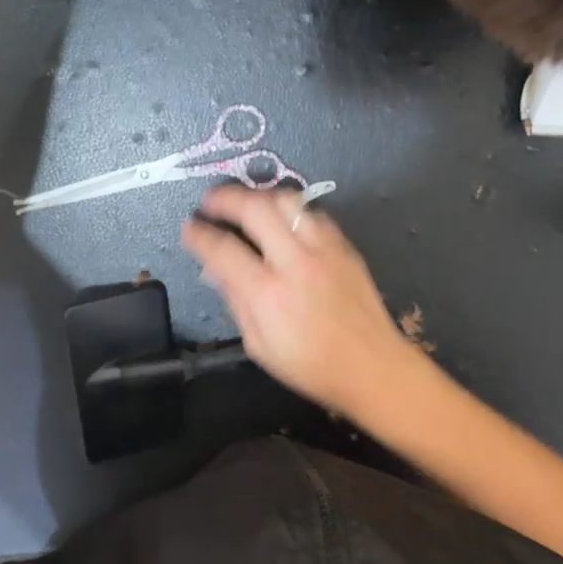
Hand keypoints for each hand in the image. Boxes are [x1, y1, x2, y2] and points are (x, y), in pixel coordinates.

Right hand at [182, 186, 428, 416]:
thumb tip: (214, 269)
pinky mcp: (344, 246)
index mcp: (268, 295)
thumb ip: (236, 301)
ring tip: (246, 203)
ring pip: (286, 200)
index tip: (189, 227)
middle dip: (225, 198)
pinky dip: (291, 210)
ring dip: (258, 196)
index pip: (223, 249)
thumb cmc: (311, 366)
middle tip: (210, 201)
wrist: (373, 367)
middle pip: (254, 209)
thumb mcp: (259, 346)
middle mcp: (295, 263)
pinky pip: (312, 213)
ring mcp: (324, 250)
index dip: (199, 234)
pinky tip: (282, 220)